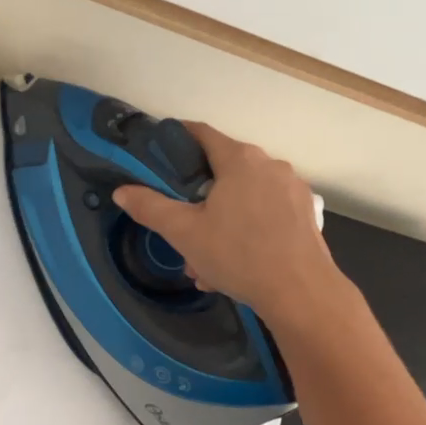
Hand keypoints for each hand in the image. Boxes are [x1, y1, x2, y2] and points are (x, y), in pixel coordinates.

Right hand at [113, 122, 344, 328]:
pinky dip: (244, 230)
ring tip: (204, 259)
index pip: (202, 133)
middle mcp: (270, 165)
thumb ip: (150, 208)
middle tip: (179, 224)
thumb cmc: (237, 254)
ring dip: (219, 221)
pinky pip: (263, 213)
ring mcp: (291, 188)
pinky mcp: (303, 213)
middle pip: (223, 170)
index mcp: (240, 160)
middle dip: (197, 197)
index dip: (176, 139)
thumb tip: (122, 191)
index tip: (156, 154)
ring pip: (243, 197)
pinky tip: (233, 264)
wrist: (299, 290)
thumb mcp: (184, 233)